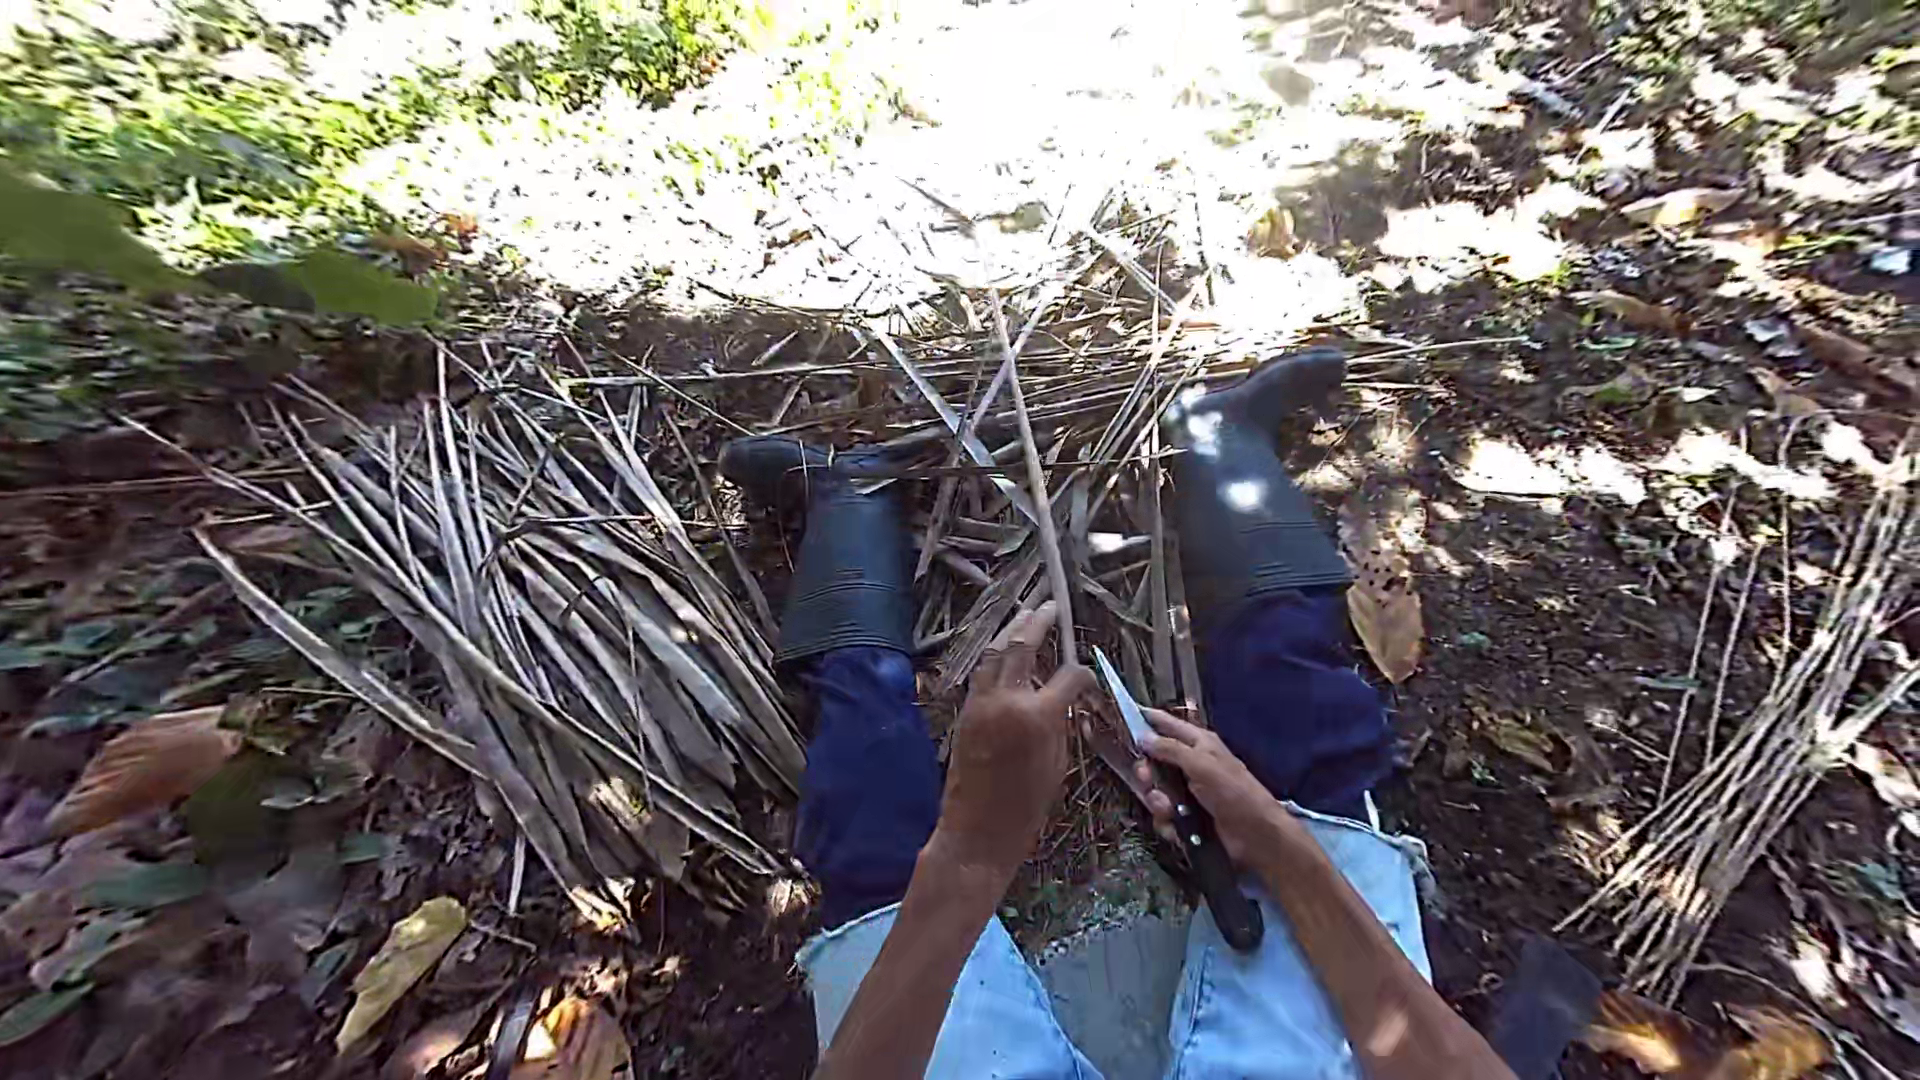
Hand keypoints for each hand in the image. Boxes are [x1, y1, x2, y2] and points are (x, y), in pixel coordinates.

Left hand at [932, 601, 1094, 880]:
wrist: (977, 830)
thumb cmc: (1026, 807)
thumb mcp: (1057, 764)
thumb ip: (1060, 722)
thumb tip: (1062, 697)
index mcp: (1037, 715)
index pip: (1067, 677)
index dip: (1081, 672)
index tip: (1087, 671)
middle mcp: (1007, 698)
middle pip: (1022, 646)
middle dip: (1038, 621)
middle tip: (1050, 606)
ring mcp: (981, 701)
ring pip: (996, 652)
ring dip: (1011, 630)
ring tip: (1026, 615)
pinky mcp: (966, 709)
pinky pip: (982, 672)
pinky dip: (996, 655)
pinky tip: (1005, 649)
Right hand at [1133, 708, 1298, 865]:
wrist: (1258, 838)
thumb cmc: (1233, 792)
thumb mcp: (1202, 764)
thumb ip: (1170, 748)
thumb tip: (1142, 737)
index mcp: (1198, 743)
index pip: (1167, 723)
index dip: (1146, 719)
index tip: (1122, 719)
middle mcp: (1190, 763)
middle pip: (1154, 760)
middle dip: (1146, 771)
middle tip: (1145, 778)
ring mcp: (1188, 791)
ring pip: (1155, 789)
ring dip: (1157, 800)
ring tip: (1167, 809)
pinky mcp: (1187, 817)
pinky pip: (1164, 814)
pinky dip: (1166, 822)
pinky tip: (1175, 827)